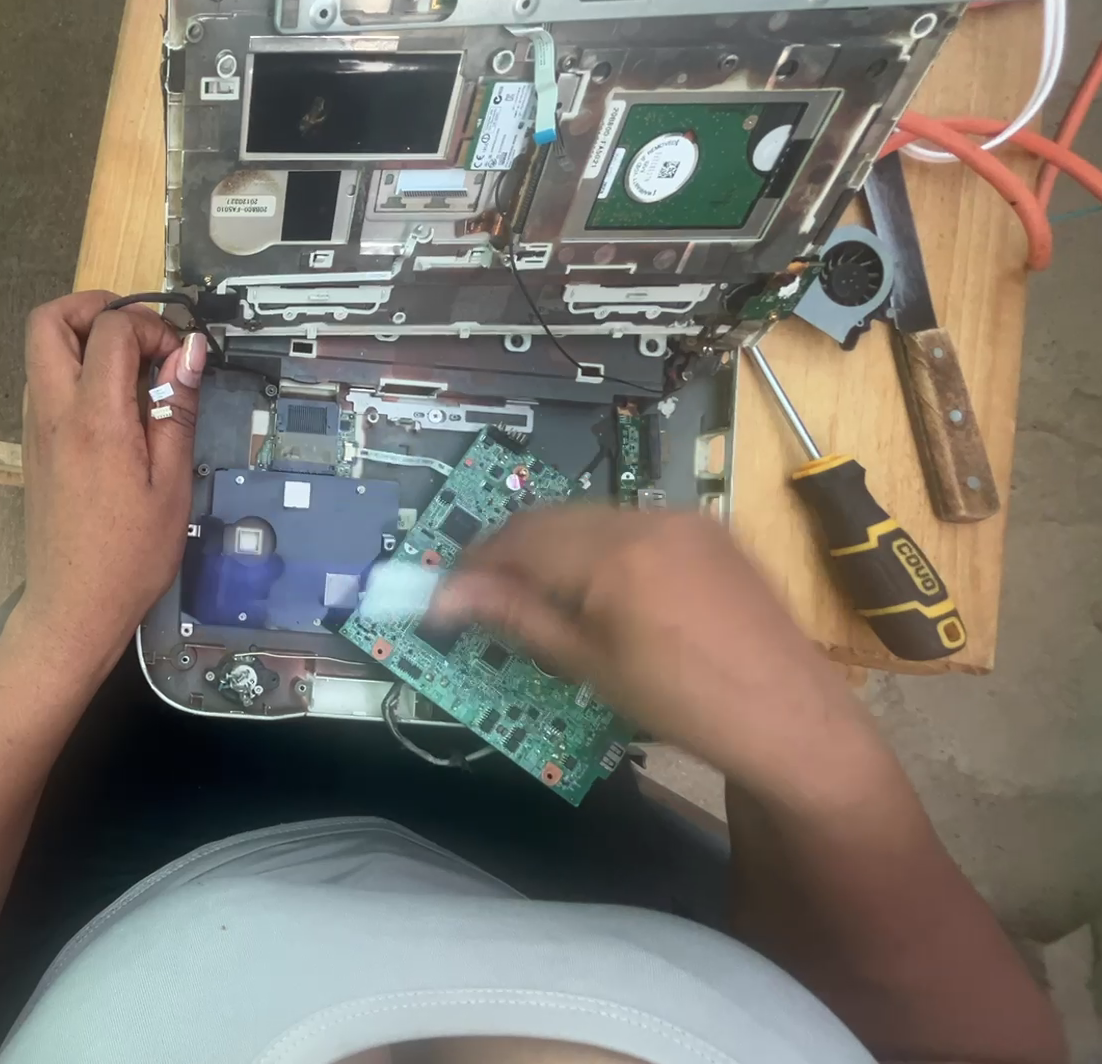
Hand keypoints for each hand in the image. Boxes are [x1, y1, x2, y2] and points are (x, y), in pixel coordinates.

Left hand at [16, 292, 205, 674]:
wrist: (73, 605)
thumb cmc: (131, 555)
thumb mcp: (172, 485)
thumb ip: (176, 410)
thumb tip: (190, 351)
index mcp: (94, 419)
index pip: (110, 330)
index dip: (151, 326)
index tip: (178, 359)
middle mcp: (53, 412)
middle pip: (47, 320)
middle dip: (94, 307)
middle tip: (138, 334)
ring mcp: (35, 428)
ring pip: (40, 349)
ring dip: (82, 338)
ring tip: (131, 371)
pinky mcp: (32, 446)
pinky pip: (44, 383)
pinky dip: (75, 370)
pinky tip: (113, 408)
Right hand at [426, 508, 886, 803]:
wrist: (796, 723)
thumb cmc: (681, 704)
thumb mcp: (585, 664)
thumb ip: (513, 615)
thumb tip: (446, 595)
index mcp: (616, 556)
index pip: (516, 541)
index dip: (471, 566)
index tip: (444, 595)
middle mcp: (646, 520)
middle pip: (544, 519)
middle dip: (502, 552)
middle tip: (477, 594)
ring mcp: (680, 518)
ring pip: (580, 516)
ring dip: (542, 546)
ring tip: (526, 591)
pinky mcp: (703, 527)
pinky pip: (621, 521)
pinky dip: (585, 544)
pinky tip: (583, 581)